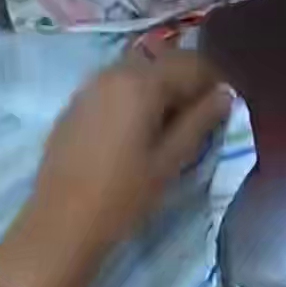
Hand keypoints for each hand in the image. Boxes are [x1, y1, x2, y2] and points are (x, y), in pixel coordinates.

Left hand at [0, 50, 229, 286]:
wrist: (61, 223)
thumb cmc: (122, 196)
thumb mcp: (168, 162)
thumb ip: (199, 122)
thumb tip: (224, 95)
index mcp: (141, 82)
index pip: (191, 64)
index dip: (213, 82)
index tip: (221, 108)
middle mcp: (112, 72)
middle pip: (160, 63)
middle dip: (183, 83)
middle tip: (195, 120)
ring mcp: (87, 88)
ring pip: (134, 74)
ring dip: (155, 91)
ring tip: (164, 129)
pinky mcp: (72, 108)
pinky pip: (111, 90)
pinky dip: (129, 100)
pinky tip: (132, 134)